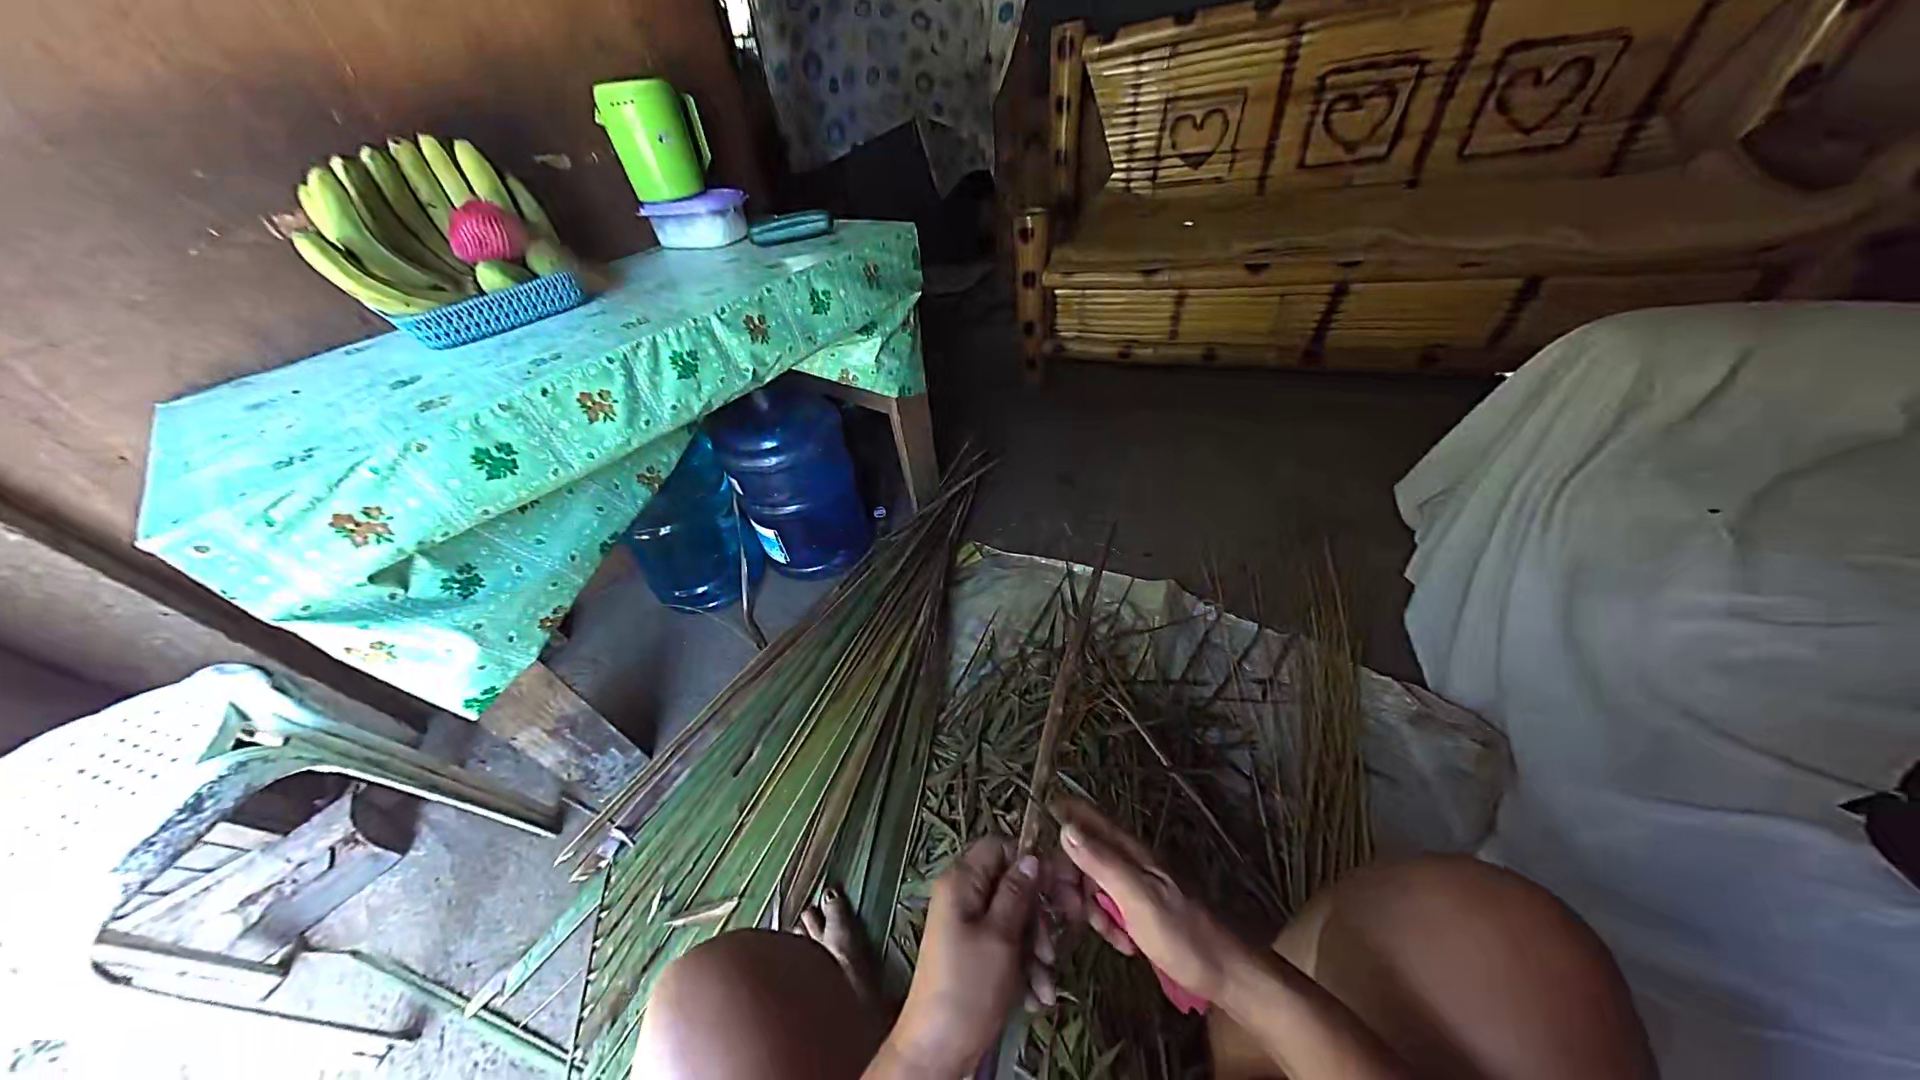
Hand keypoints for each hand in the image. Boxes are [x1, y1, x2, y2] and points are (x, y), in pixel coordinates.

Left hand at [875, 837, 1054, 1075]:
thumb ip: (1018, 893)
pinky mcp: (975, 953)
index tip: (1054, 889)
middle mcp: (963, 896)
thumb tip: (1033, 856)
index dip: (1028, 862)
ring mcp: (968, 925)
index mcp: (961, 881)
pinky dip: (1024, 968)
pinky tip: (1035, 996)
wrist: (938, 1050)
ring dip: (1035, 951)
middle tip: (1050, 949)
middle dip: (1037, 918)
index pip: (998, 846)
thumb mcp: (1000, 936)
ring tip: (1043, 983)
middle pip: (1011, 885)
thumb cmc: (968, 987)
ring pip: (1014, 919)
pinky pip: (1007, 945)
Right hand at [1051, 796, 1249, 1002]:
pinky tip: (1121, 942)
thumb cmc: (1181, 936)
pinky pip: (1108, 904)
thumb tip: (1065, 827)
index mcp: (1127, 848)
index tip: (1041, 863)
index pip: (1081, 817)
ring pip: (1091, 880)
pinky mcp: (1138, 906)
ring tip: (1106, 932)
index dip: (1056, 830)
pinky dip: (1107, 922)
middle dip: (1068, 879)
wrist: (1225, 975)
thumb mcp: (1136, 899)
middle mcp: (1128, 857)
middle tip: (1072, 912)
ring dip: (1088, 905)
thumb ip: (1101, 862)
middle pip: (1080, 851)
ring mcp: (1134, 881)